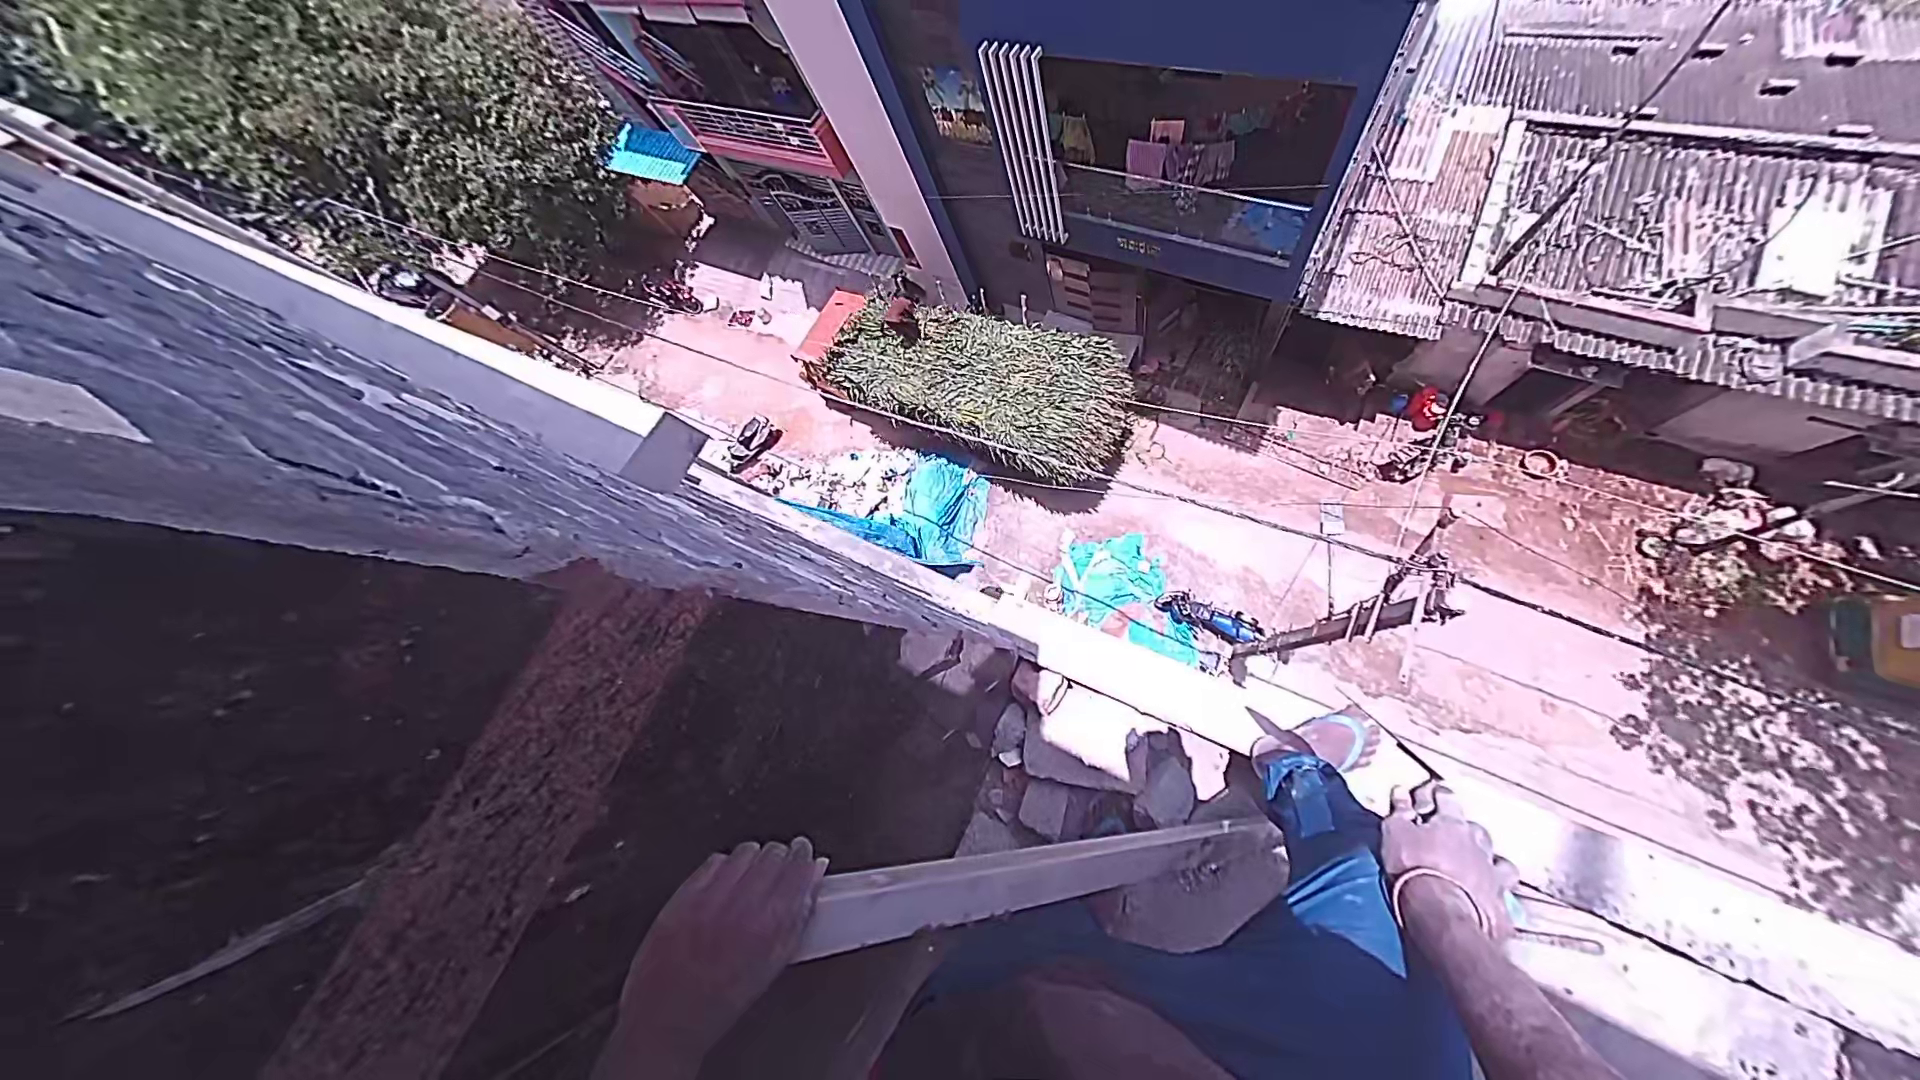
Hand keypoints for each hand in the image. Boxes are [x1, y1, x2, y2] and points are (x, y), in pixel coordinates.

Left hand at [598, 838, 828, 1076]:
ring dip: (753, 860)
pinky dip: (724, 867)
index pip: (798, 867)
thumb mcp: (774, 964)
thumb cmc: (722, 1001)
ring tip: (751, 877)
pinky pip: (715, 861)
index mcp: (768, 926)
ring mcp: (709, 899)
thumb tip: (814, 877)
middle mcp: (741, 908)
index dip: (804, 855)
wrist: (666, 1022)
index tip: (804, 853)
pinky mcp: (683, 896)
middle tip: (779, 869)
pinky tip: (724, 884)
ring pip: (745, 851)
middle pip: (773, 853)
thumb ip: (800, 916)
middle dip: (781, 857)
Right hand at [1382, 782, 1516, 939]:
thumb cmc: (1414, 864)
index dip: (1436, 794)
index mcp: (1452, 823)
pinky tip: (1487, 893)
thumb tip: (1401, 791)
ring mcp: (1495, 874)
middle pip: (1474, 829)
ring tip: (1475, 865)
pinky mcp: (1503, 903)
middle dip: (1463, 829)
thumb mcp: (1395, 832)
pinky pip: (1502, 891)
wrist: (1443, 913)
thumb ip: (1400, 811)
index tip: (1428, 793)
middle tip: (1448, 835)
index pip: (1447, 798)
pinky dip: (1494, 889)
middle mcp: (1479, 844)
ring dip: (1486, 859)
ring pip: (1497, 859)